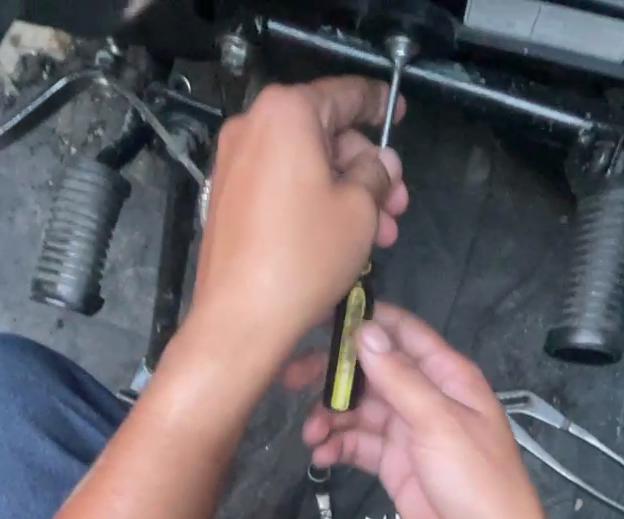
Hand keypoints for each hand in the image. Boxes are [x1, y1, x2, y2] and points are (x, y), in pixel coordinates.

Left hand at [182, 78, 409, 381]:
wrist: (240, 320)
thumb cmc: (303, 259)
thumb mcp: (359, 211)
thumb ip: (376, 174)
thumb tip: (380, 162)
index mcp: (285, 115)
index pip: (343, 95)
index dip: (377, 103)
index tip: (397, 113)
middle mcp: (251, 130)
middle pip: (323, 136)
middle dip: (366, 170)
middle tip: (396, 205)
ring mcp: (233, 169)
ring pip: (304, 169)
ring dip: (345, 195)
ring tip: (378, 235)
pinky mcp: (227, 205)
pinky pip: (280, 191)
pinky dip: (312, 206)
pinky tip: (339, 240)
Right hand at [297, 306, 555, 518]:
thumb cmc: (477, 481)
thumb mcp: (439, 423)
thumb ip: (400, 378)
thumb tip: (365, 331)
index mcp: (447, 377)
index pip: (402, 333)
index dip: (363, 323)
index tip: (318, 323)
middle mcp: (425, 398)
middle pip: (371, 372)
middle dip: (333, 376)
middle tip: (292, 381)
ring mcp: (408, 433)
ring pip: (359, 411)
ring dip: (331, 418)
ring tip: (312, 434)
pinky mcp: (394, 465)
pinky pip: (359, 445)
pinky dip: (339, 446)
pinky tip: (322, 455)